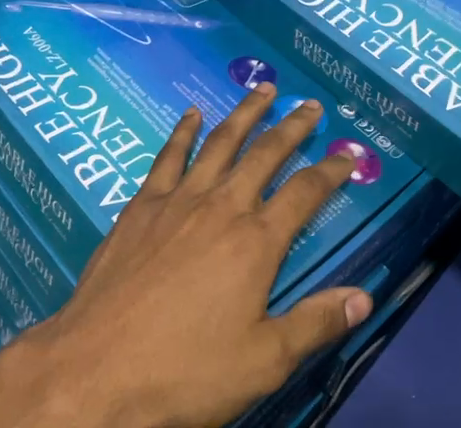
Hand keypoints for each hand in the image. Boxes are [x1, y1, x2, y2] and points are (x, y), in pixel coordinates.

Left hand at [0, 84, 372, 427]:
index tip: (348, 153)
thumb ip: (315, 324)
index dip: (332, 171)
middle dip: (292, 127)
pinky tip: (191, 114)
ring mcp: (178, 201)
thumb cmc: (185, 371)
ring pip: (219, 143)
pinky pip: (168, 156)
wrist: (96, 368)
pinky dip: (183, 131)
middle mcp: (222, 207)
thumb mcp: (263, 361)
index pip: (305, 194)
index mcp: (256, 242)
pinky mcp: (141, 206)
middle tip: (310, 105)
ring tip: (262, 90)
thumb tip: (364, 298)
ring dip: (244, 114)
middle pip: (265, 154)